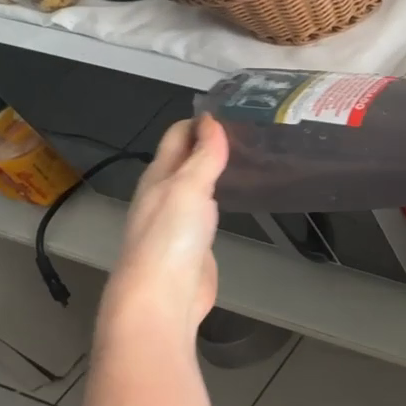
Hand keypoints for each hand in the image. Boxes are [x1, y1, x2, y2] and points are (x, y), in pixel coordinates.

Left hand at [102, 115, 227, 338]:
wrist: (162, 296)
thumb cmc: (170, 239)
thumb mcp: (188, 189)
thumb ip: (203, 157)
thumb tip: (213, 122)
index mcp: (158, 177)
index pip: (177, 138)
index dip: (199, 122)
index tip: (232, 109)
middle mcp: (164, 195)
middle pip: (185, 160)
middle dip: (209, 143)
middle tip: (247, 131)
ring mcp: (177, 221)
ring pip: (196, 185)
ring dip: (214, 170)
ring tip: (246, 159)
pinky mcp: (193, 244)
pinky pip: (207, 211)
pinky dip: (220, 198)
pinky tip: (235, 199)